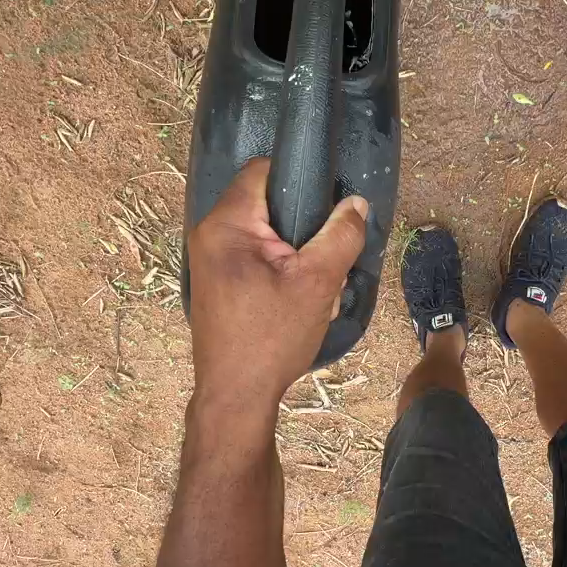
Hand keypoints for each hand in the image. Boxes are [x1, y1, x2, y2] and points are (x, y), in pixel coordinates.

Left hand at [186, 157, 368, 411]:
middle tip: (326, 258)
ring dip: (298, 256)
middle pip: (267, 205)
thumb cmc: (272, 337)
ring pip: (267, 236)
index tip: (327, 206)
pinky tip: (300, 302)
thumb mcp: (318, 282)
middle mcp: (210, 236)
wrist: (237, 395)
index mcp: (226, 225)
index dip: (299, 178)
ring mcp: (211, 262)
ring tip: (316, 288)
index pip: (262, 171)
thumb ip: (340, 235)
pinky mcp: (219, 284)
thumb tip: (356, 203)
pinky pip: (257, 260)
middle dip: (304, 228)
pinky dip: (283, 273)